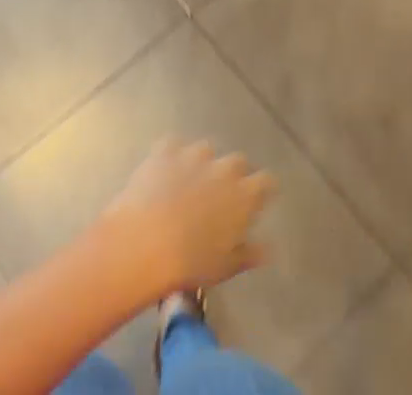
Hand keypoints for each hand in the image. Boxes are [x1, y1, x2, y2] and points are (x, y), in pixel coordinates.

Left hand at [100, 138, 276, 293]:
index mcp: (245, 196)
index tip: (255, 200)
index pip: (267, 181)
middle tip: (221, 194)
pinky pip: (173, 144)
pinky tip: (165, 168)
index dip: (261, 190)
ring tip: (189, 180)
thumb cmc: (190, 262)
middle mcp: (224, 169)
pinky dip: (172, 154)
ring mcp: (194, 155)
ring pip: (206, 149)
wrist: (144, 242)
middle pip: (238, 161)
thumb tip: (266, 248)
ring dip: (202, 162)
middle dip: (233, 174)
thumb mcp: (226, 266)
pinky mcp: (164, 151)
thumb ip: (249, 253)